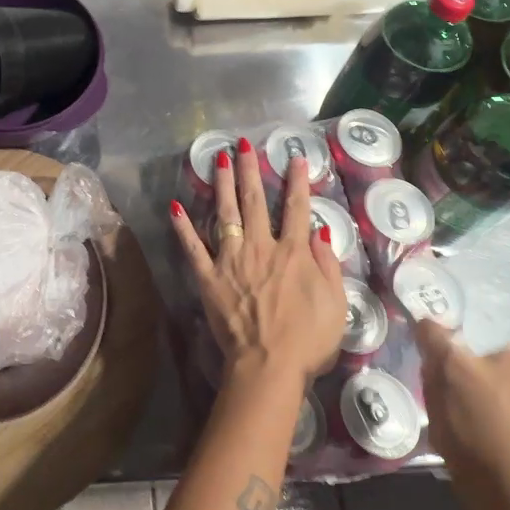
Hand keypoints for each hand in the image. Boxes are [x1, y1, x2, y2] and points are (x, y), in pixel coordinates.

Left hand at [168, 136, 345, 385]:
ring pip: (225, 213)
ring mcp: (232, 259)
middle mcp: (261, 246)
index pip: (297, 208)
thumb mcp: (335, 304)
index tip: (293, 156)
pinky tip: (174, 206)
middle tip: (243, 144)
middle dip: (249, 169)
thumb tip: (320, 233)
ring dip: (221, 184)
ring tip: (217, 159)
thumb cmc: (307, 340)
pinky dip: (183, 227)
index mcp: (294, 253)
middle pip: (255, 200)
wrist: (268, 365)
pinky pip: (193, 248)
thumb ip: (328, 265)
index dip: (296, 180)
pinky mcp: (209, 277)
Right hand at [416, 320, 509, 509]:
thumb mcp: (447, 445)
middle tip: (483, 422)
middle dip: (479, 383)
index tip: (429, 356)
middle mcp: (507, 360)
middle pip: (482, 361)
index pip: (432, 332)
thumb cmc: (496, 488)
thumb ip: (436, 395)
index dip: (427, 340)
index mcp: (465, 368)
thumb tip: (435, 368)